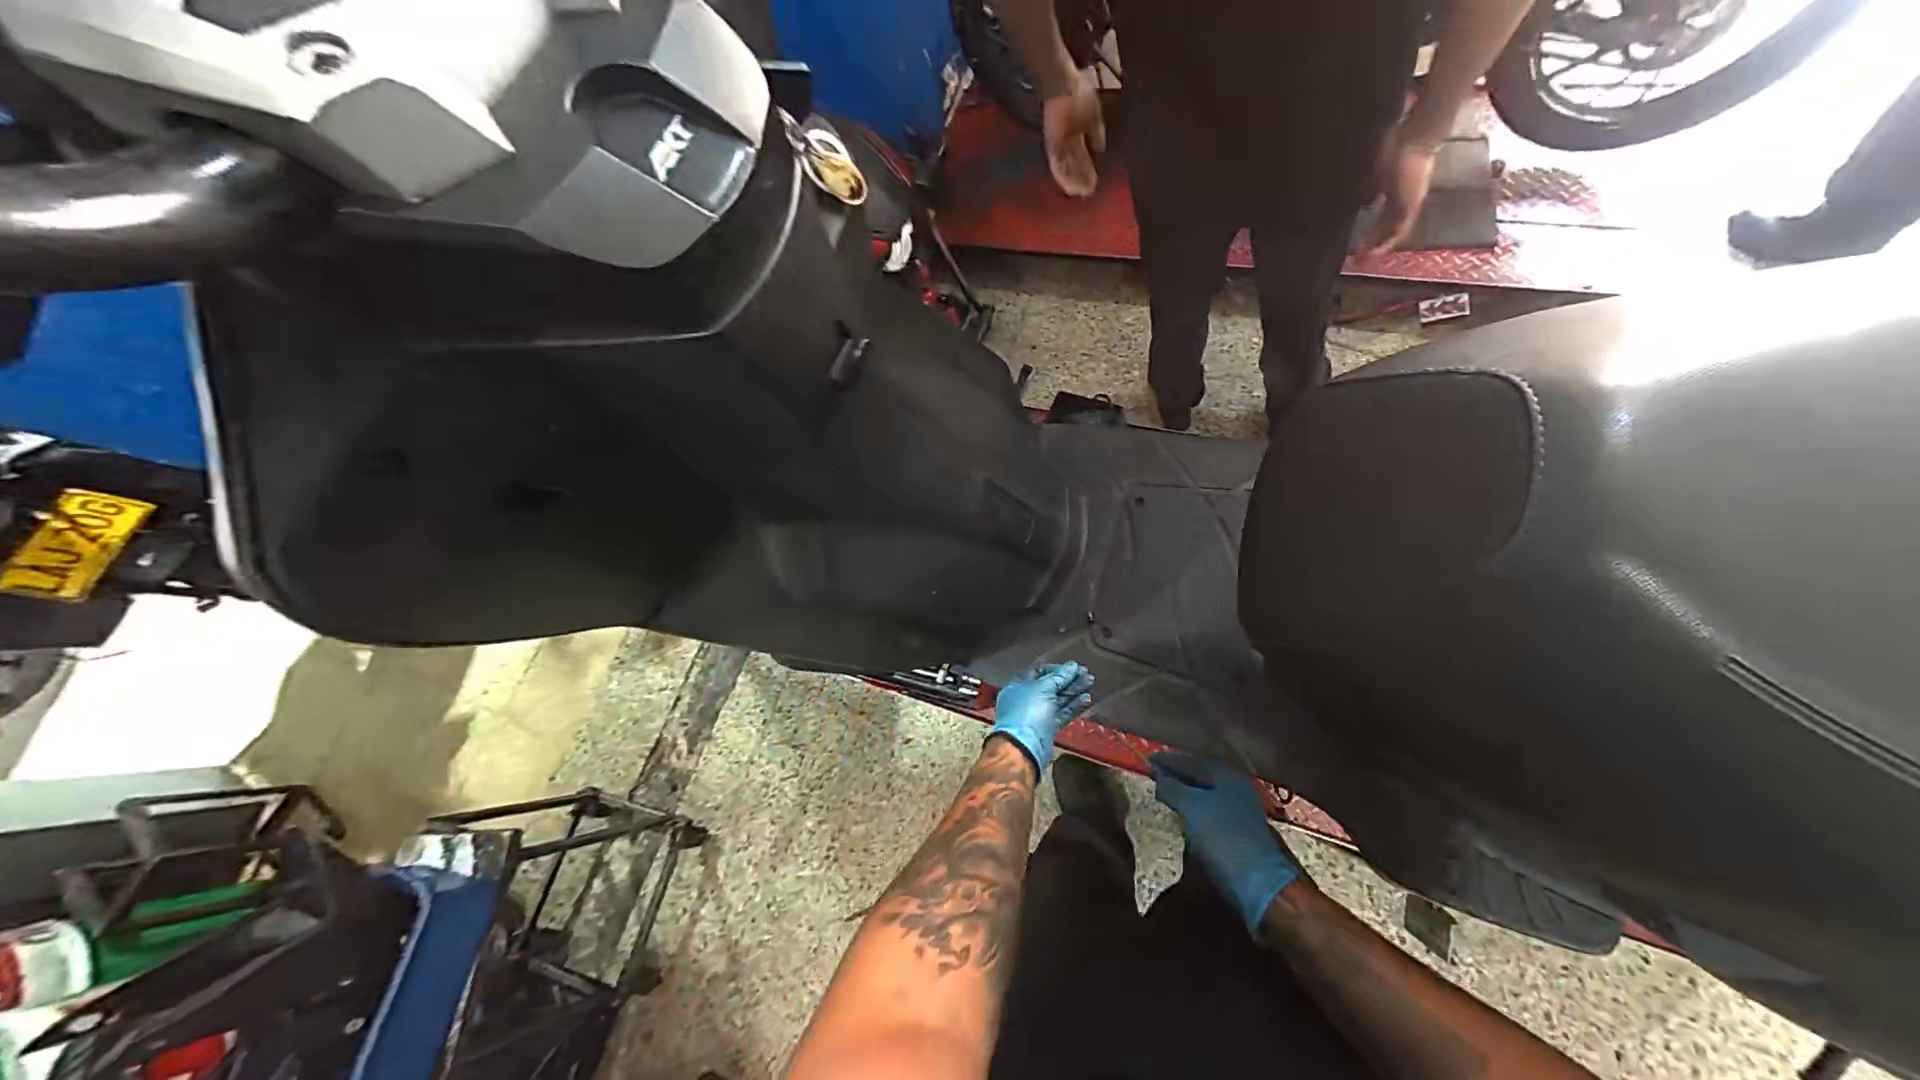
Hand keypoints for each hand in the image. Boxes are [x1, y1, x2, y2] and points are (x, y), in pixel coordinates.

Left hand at [989, 662, 1093, 772]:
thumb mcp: (1043, 688)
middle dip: (1068, 679)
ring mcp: (1038, 714)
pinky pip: (1062, 713)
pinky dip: (1073, 705)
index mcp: (1019, 686)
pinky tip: (1086, 698)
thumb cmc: (1028, 711)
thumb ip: (1059, 676)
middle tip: (1087, 674)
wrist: (1025, 747)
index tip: (1072, 668)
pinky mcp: (1048, 728)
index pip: (1038, 672)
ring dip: (1074, 690)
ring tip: (1090, 682)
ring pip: (1058, 699)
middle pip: (1050, 685)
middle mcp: (1027, 699)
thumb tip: (1072, 666)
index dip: (1056, 669)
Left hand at [1041, 71, 1105, 196]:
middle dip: (1080, 179)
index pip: (1084, 156)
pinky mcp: (1051, 141)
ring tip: (1078, 193)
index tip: (1093, 184)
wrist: (1063, 83)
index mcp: (1078, 132)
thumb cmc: (1079, 92)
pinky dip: (1062, 173)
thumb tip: (1101, 149)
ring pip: (1065, 166)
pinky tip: (1067, 184)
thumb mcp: (1094, 115)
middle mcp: (1068, 140)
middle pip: (1074, 164)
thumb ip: (1097, 134)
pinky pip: (1057, 161)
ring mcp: (1058, 141)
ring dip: (1072, 180)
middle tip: (1086, 193)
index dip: (1088, 170)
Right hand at [1151, 753, 1301, 932]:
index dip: (1168, 760)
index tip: (1147, 759)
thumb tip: (1159, 776)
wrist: (1261, 886)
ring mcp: (1240, 813)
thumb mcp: (1192, 807)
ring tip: (1163, 795)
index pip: (1191, 761)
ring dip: (1185, 794)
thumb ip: (1173, 788)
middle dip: (1177, 775)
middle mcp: (1236, 789)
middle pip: (1200, 776)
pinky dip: (1193, 811)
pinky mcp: (1238, 835)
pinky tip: (1182, 817)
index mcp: (1227, 776)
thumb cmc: (1223, 838)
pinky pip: (1209, 813)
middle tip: (1153, 776)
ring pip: (1205, 796)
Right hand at [1359, 122, 1441, 255]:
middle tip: (1358, 258)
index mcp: (1398, 192)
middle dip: (1372, 244)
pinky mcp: (1411, 202)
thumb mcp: (1382, 169)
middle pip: (1388, 228)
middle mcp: (1406, 200)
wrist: (1419, 136)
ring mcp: (1409, 201)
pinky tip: (1377, 250)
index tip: (1358, 244)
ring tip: (1365, 258)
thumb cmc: (1399, 144)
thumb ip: (1377, 186)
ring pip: (1394, 230)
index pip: (1384, 218)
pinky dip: (1389, 240)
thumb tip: (1371, 200)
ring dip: (1379, 245)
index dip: (1371, 233)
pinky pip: (1400, 227)